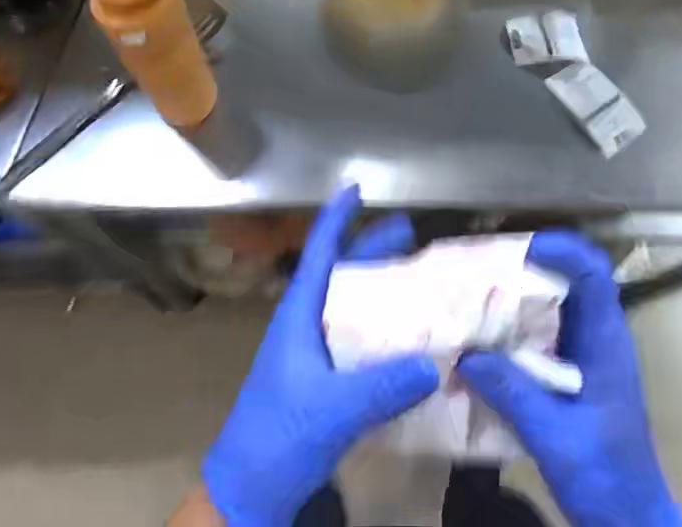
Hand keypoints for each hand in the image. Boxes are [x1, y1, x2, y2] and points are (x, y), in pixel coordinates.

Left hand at [201, 186, 439, 526]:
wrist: (247, 493)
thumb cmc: (278, 436)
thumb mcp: (331, 410)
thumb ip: (382, 387)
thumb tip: (434, 362)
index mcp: (299, 316)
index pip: (319, 253)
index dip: (335, 218)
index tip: (355, 188)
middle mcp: (306, 325)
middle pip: (341, 273)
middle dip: (371, 248)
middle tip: (410, 232)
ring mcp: (313, 353)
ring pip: (351, 305)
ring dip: (380, 287)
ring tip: (416, 276)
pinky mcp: (324, 380)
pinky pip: (358, 339)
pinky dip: (382, 328)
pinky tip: (409, 338)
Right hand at [457, 233, 681, 526]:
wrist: (630, 517)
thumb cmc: (604, 475)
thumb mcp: (553, 436)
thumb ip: (512, 393)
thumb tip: (465, 354)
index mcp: (606, 340)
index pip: (594, 272)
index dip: (562, 249)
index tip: (521, 250)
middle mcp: (601, 335)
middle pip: (574, 277)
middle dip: (534, 262)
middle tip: (490, 264)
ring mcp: (591, 351)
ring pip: (561, 300)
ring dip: (526, 290)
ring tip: (483, 290)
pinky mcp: (578, 369)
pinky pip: (551, 327)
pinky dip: (523, 319)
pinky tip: (492, 333)